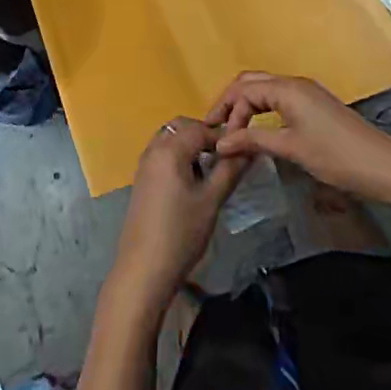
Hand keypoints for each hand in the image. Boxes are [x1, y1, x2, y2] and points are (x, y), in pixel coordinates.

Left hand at [111, 117, 249, 295]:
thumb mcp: (211, 200)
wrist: (146, 261)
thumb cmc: (183, 230)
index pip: (198, 128)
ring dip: (191, 145)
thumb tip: (247, 150)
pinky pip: (162, 154)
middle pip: (180, 128)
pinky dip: (180, 156)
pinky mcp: (143, 177)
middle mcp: (152, 149)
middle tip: (228, 157)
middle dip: (204, 136)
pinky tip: (195, 180)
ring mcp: (144, 163)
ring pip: (170, 139)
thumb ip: (228, 171)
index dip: (222, 136)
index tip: (243, 150)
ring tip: (214, 169)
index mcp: (168, 150)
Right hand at [205, 72, 390, 208]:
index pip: (242, 91)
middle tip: (218, 126)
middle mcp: (294, 84)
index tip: (217, 137)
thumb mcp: (290, 148)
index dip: (226, 112)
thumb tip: (219, 143)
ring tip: (234, 129)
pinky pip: (278, 99)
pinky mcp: (316, 106)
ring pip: (264, 90)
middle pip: (249, 83)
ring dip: (245, 106)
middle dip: (230, 102)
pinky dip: (261, 110)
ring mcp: (307, 94)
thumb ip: (251, 141)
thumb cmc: (338, 157)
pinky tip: (259, 129)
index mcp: (286, 88)